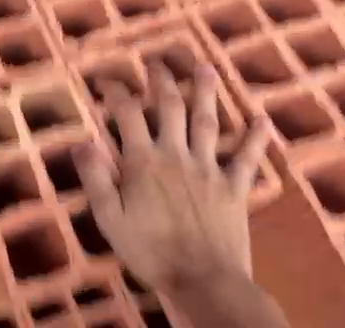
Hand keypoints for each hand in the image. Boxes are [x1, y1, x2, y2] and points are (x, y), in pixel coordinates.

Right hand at [73, 61, 272, 292]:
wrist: (204, 283)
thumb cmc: (150, 252)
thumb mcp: (109, 219)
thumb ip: (95, 178)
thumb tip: (82, 141)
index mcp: (143, 160)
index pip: (126, 113)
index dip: (115, 91)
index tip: (105, 80)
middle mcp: (176, 154)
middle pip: (169, 106)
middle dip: (161, 80)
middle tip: (157, 61)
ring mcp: (208, 169)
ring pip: (206, 121)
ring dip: (205, 92)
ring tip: (204, 68)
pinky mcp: (234, 188)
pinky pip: (246, 159)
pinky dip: (255, 139)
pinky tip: (263, 121)